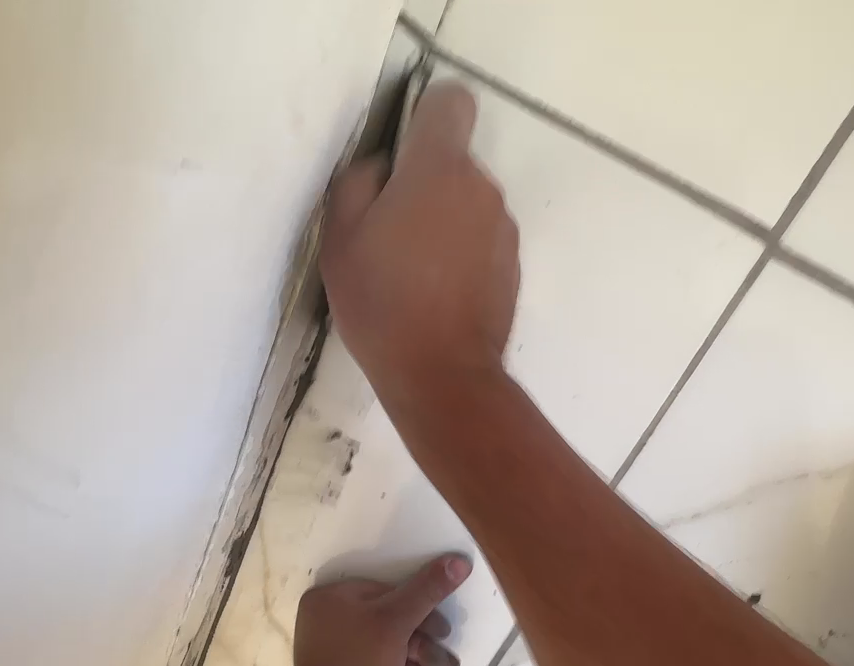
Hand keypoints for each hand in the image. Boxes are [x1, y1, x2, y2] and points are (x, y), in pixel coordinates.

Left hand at [291, 554, 472, 665]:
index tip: (444, 630)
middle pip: (388, 623)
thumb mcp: (397, 621)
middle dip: (425, 646)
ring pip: (387, 650)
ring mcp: (332, 653)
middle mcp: (326, 622)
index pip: (384, 592)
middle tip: (451, 663)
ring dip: (420, 665)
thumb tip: (459, 562)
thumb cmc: (360, 665)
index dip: (420, 609)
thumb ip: (427, 590)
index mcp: (329, 599)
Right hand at [321, 83, 519, 403]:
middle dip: (425, 185)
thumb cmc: (382, 304)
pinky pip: (482, 244)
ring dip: (445, 225)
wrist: (440, 374)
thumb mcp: (340, 240)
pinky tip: (438, 296)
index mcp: (438, 169)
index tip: (402, 154)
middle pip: (454, 164)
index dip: (425, 118)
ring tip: (413, 275)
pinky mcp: (513, 269)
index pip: (450, 103)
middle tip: (390, 236)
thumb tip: (380, 170)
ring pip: (469, 207)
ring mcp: (503, 231)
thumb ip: (357, 184)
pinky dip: (463, 257)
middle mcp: (482, 189)